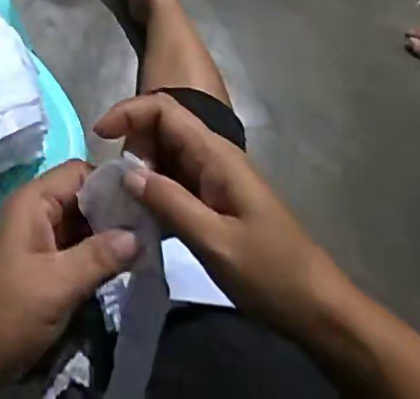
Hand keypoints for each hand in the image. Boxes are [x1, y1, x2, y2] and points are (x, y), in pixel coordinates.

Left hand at [0, 160, 139, 396]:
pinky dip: (98, 250)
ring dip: (109, 233)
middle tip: (153, 228)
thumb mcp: (59, 283)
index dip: (111, 182)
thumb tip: (139, 233)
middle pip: (82, 194)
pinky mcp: (43, 259)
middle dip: (115, 209)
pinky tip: (125, 263)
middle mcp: (35, 209)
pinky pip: (76, 243)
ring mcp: (38, 234)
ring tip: (148, 245)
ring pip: (81, 220)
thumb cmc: (11, 309)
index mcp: (32, 200)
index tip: (147, 201)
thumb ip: (100, 256)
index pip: (78, 172)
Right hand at [94, 94, 349, 337]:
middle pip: (160, 127)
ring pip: (164, 153)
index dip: (129, 113)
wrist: (319, 309)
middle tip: (118, 186)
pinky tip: (145, 215)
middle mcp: (213, 156)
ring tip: (128, 203)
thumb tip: (126, 172)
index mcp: (216, 155)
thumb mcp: (215, 242)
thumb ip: (168, 202)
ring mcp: (214, 176)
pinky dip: (152, 188)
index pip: (164, 110)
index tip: (100, 136)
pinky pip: (173, 177)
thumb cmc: (271, 274)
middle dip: (132, 146)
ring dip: (140, 169)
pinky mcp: (213, 197)